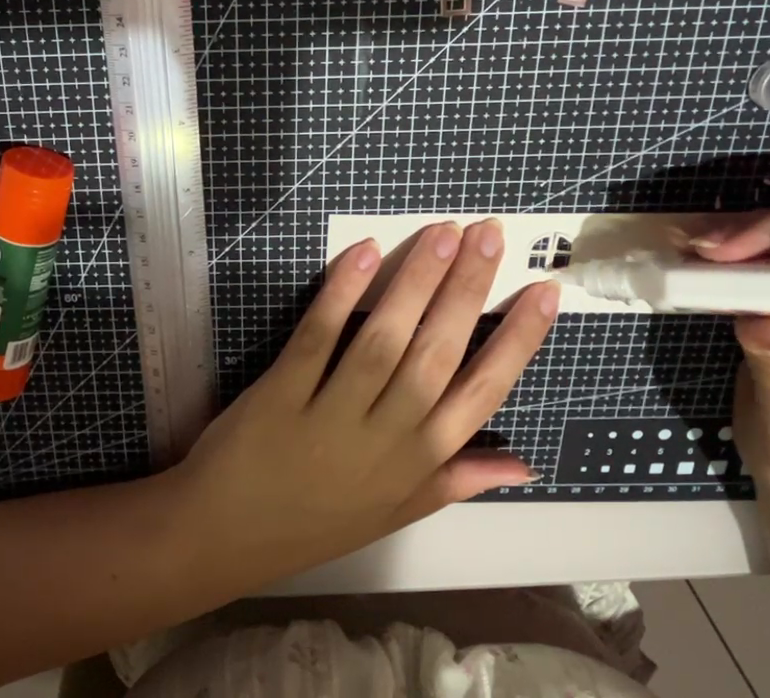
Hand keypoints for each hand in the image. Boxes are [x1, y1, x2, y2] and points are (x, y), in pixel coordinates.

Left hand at [172, 219, 559, 578]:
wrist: (226, 535)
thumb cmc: (316, 520)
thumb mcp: (395, 510)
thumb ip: (455, 479)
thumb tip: (524, 464)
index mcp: (419, 461)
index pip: (483, 392)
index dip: (517, 341)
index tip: (542, 291)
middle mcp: (386, 437)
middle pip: (438, 353)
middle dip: (469, 291)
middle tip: (489, 233)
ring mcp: (332, 415)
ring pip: (384, 340)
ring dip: (415, 283)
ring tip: (441, 233)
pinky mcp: (280, 393)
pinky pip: (317, 338)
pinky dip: (341, 295)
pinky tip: (363, 253)